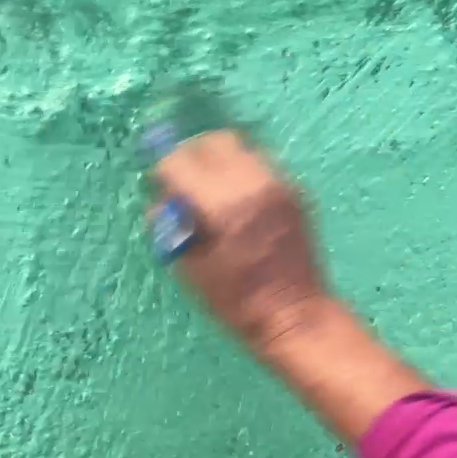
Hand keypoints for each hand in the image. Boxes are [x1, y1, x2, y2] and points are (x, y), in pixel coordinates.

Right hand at [149, 129, 333, 356]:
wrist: (295, 315)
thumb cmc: (236, 302)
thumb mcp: (190, 269)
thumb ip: (171, 228)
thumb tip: (161, 201)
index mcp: (224, 206)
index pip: (180, 162)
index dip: (163, 173)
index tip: (161, 189)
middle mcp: (253, 184)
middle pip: (211, 142)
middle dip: (190, 157)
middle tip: (182, 183)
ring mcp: (278, 184)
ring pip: (238, 147)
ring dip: (216, 162)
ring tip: (210, 191)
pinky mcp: (294, 190)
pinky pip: (258, 164)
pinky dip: (239, 173)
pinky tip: (236, 202)